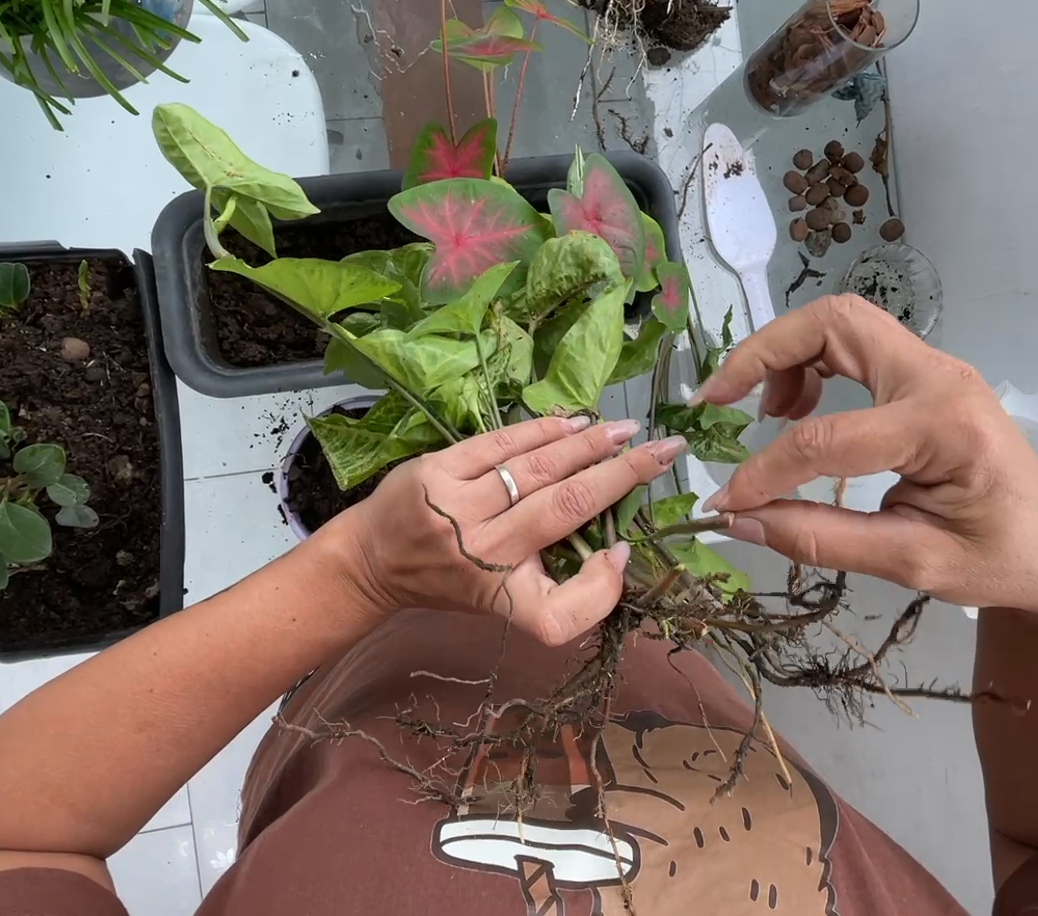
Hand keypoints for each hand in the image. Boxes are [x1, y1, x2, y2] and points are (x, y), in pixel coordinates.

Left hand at [321, 416, 687, 645]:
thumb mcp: (500, 601)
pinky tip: (576, 424)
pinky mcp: (435, 471)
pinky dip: (544, 432)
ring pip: (537, 469)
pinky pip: (500, 444)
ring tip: (625, 430)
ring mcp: (455, 508)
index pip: (556, 613)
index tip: (620, 552)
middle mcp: (479, 555)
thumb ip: (553, 582)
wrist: (373, 559)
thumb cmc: (448, 583)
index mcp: (498, 598)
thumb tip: (613, 550)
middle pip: (563, 508)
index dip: (599, 589)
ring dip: (588, 446)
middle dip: (621, 475)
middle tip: (664, 449)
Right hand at [698, 295, 1037, 630]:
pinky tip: (795, 409)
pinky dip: (808, 364)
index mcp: (944, 427)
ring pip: (838, 322)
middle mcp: (939, 377)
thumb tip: (738, 522)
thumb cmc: (1002, 562)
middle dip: (762, 352)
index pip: (827, 437)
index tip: (727, 501)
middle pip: (833, 323)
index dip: (764, 470)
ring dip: (784, 353)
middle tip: (716, 397)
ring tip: (760, 410)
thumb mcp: (912, 564)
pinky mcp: (921, 376)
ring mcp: (932, 368)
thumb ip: (819, 538)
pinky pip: (851, 344)